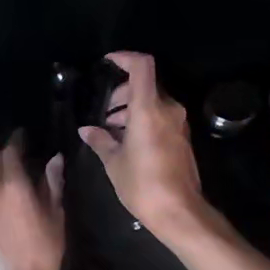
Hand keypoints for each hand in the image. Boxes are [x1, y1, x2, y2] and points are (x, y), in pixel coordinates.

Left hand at [0, 134, 65, 269]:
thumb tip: (55, 159)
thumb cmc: (46, 244)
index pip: (10, 152)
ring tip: (12, 172)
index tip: (24, 135)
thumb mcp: (56, 211)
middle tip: (21, 154)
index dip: (17, 140)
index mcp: (14, 185)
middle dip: (6, 153)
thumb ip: (52, 182)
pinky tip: (4, 191)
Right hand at [78, 51, 211, 237]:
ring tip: (112, 131)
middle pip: (145, 85)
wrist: (178, 211)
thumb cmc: (142, 185)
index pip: (141, 66)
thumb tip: (87, 130)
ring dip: (132, 109)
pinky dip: (143, 121)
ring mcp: (178, 124)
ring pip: (153, 102)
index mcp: (149, 109)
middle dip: (122, 93)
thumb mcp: (114, 163)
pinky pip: (161, 118)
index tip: (107, 63)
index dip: (124, 58)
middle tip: (104, 113)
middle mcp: (168, 110)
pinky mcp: (182, 138)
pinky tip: (128, 142)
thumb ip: (101, 141)